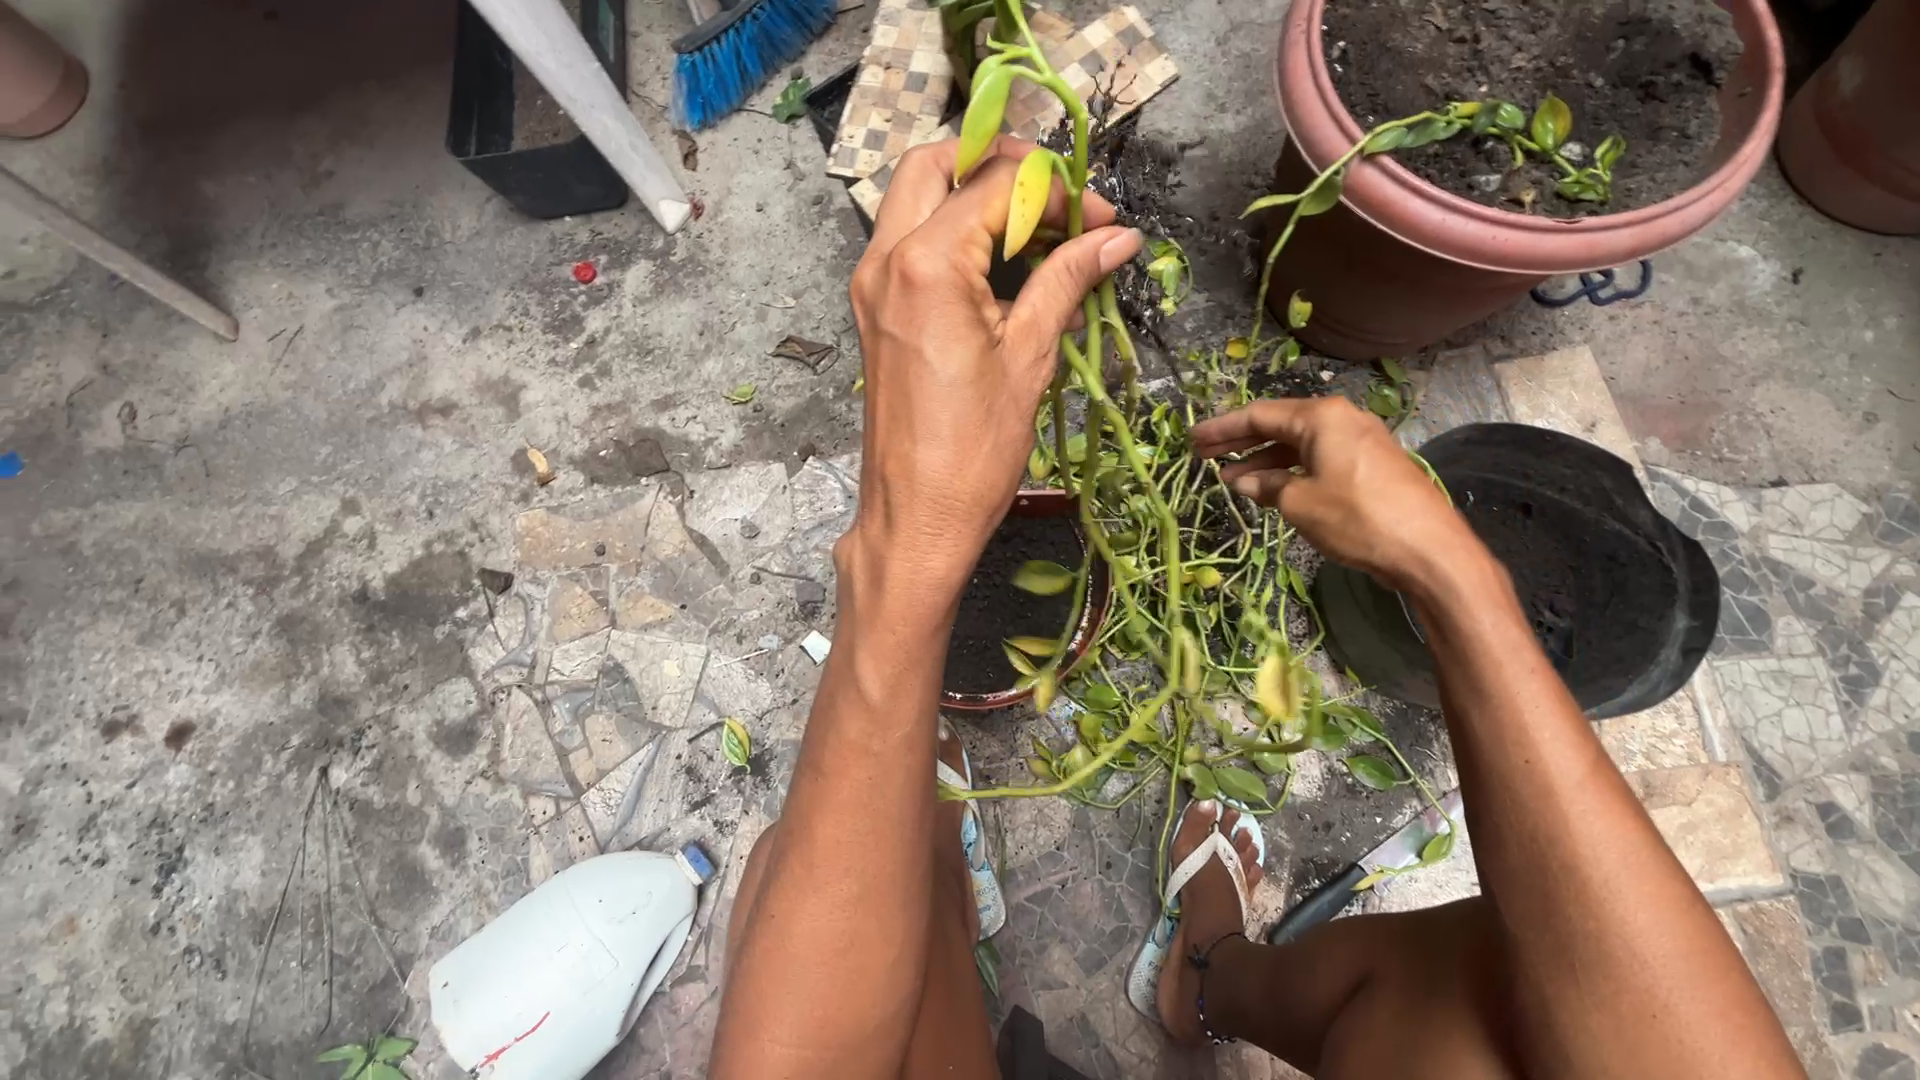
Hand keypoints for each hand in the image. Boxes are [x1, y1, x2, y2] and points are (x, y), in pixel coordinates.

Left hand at [841, 136, 1141, 600]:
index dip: (1058, 191)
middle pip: (934, 167)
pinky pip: (910, 248)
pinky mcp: (874, 313)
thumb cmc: (974, 450)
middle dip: (998, 168)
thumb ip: (1067, 281)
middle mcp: (884, 260)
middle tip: (1055, 196)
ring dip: (974, 200)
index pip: (996, 187)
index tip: (1103, 217)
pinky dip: (955, 240)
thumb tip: (1118, 237)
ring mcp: (871, 287)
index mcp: (926, 264)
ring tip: (1038, 235)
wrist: (916, 517)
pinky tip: (1007, 274)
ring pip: (915, 202)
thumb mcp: (1030, 357)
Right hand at [1189, 397, 1485, 594]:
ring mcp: (1359, 441)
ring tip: (1230, 478)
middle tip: (1203, 454)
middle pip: (1279, 425)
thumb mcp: (1299, 503)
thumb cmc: (1357, 518)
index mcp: (1321, 418)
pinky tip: (1271, 487)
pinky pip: (1318, 459)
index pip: (1259, 415)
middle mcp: (1341, 419)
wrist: (1429, 550)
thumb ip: (1266, 486)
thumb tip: (1243, 480)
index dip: (1222, 429)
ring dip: (1263, 460)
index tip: (1193, 440)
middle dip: (1240, 441)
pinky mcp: (1370, 464)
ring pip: (1298, 444)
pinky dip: (1290, 470)